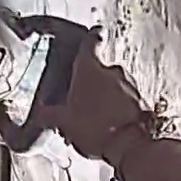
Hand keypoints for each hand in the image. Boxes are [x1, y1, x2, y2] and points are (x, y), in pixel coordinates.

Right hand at [41, 33, 152, 168]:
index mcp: (89, 70)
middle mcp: (112, 72)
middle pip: (100, 69)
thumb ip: (49, 115)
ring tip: (92, 115)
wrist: (128, 145)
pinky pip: (125, 100)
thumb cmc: (94, 127)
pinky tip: (108, 123)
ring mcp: (129, 86)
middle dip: (90, 81)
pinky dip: (117, 107)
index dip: (90, 38)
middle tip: (79, 96)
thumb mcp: (62, 122)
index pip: (90, 43)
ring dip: (105, 95)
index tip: (92, 35)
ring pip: (113, 85)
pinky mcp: (140, 102)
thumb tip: (41, 113)